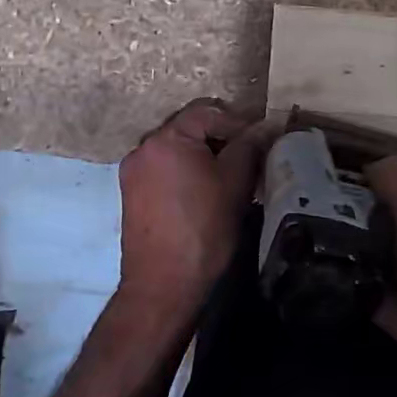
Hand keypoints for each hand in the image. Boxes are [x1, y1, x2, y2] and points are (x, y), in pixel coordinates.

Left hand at [115, 99, 273, 315]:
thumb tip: (265, 126)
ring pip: (174, 150)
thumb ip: (249, 147)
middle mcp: (143, 148)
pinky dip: (183, 173)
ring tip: (227, 177)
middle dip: (219, 139)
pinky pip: (162, 170)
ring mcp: (133, 171)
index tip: (261, 144)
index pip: (207, 112)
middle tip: (247, 159)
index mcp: (166, 139)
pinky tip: (202, 193)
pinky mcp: (131, 193)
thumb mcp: (234, 184)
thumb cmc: (203, 230)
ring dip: (201, 156)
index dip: (238, 124)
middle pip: (187, 128)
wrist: (163, 284)